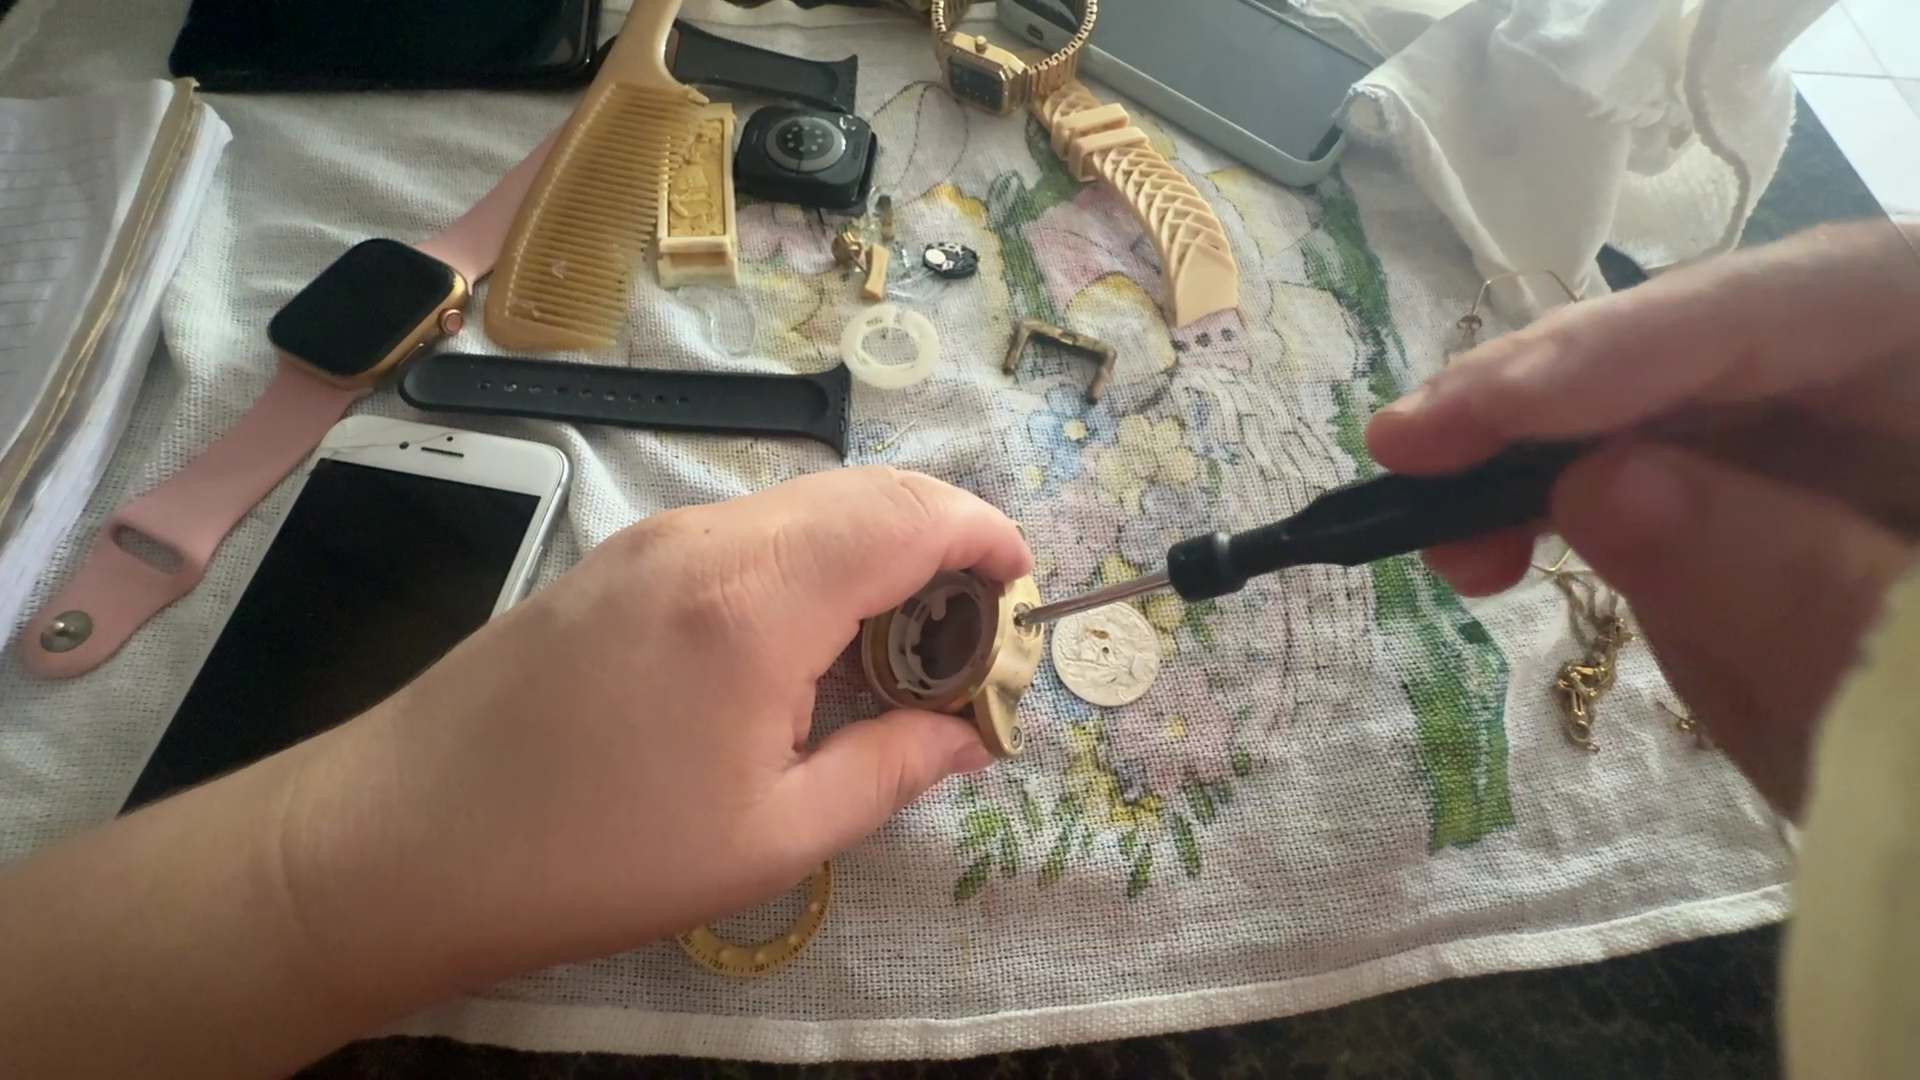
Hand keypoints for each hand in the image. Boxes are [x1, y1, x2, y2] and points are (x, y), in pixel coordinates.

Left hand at [285, 466, 1029, 998]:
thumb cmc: (597, 853)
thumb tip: (972, 737)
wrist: (394, 839)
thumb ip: (892, 769)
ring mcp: (668, 531)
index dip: (983, 536)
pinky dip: (825, 554)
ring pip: (818, 501)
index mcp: (760, 600)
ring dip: (885, 544)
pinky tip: (817, 628)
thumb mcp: (772, 835)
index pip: (911, 517)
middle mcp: (717, 535)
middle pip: (872, 490)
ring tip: (903, 632)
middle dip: (945, 538)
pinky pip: (764, 524)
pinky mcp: (636, 548)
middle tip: (969, 622)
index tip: (1018, 585)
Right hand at [1367, 221, 1919, 814]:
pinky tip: (1486, 552)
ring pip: (1647, 402)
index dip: (1643, 339)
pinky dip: (1537, 504)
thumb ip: (1795, 597)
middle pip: (1713, 337)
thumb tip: (1597, 486)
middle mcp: (1902, 389)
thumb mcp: (1901, 714)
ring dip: (1518, 457)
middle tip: (1409, 447)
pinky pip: (1628, 466)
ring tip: (1447, 538)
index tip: (1484, 405)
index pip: (1832, 302)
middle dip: (1547, 394)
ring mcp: (1821, 439)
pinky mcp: (1742, 489)